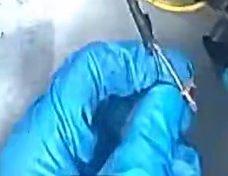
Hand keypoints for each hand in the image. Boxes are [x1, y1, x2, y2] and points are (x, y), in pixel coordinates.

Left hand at [0, 42, 199, 175]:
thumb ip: (146, 137)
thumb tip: (165, 94)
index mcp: (45, 139)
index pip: (90, 67)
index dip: (134, 63)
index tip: (171, 73)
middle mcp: (53, 150)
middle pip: (110, 101)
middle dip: (155, 110)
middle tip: (182, 120)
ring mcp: (70, 174)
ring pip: (124, 134)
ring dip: (161, 145)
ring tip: (179, 164)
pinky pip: (126, 162)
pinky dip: (155, 165)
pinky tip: (170, 172)